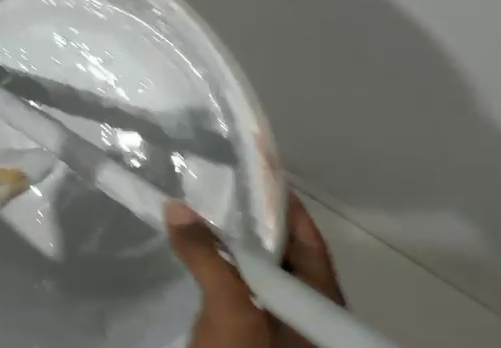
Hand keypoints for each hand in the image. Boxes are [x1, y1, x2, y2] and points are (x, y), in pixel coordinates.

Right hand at [167, 194, 345, 347]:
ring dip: (231, 244)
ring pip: (260, 275)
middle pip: (285, 256)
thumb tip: (178, 207)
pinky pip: (242, 293)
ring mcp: (282, 332)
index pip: (309, 243)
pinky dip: (221, 269)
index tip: (251, 169)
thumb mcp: (230, 313)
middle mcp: (310, 317)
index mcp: (322, 308)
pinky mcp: (254, 341)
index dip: (283, 206)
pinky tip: (193, 257)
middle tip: (212, 184)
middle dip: (250, 221)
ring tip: (196, 211)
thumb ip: (208, 258)